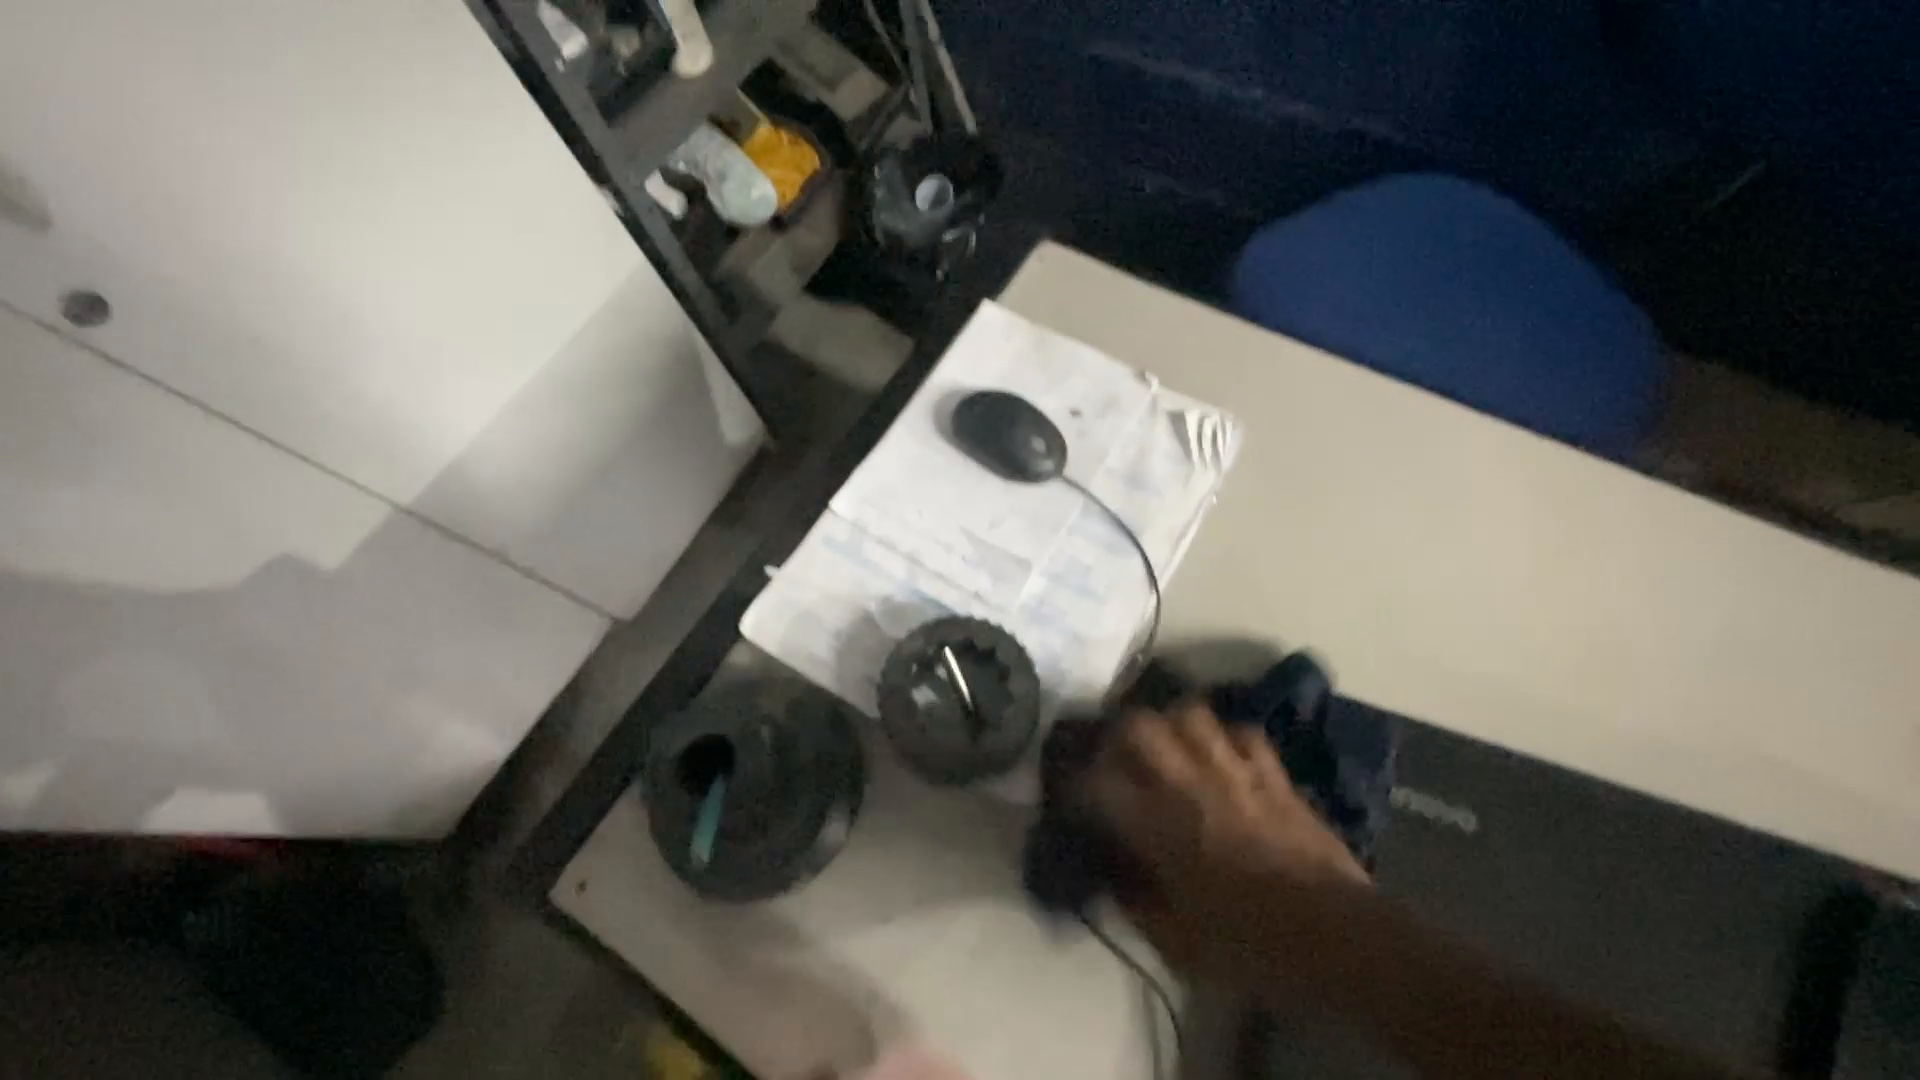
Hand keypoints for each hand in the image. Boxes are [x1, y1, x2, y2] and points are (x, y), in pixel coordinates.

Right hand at [1080, 702, 1368, 983]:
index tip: (1072, 795)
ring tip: (1170, 747)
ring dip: (1172, 725)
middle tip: (1118, 759)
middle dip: (1118, 735)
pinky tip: (1223, 757)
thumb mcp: (1177, 944)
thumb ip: (1137, 905)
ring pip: (1190, 713)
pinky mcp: (1274, 774)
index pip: (1096, 784)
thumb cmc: (1252, 947)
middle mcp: (1188, 785)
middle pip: (1138, 726)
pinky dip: (1226, 738)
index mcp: (1157, 826)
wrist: (1338, 936)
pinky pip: (1244, 733)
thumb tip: (1116, 880)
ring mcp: (1234, 771)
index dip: (1075, 784)